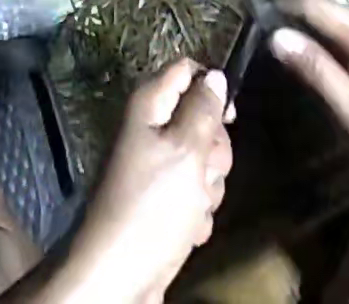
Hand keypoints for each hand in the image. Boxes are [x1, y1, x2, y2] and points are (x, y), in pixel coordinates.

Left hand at [59, 61, 232, 303]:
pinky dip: (196, 210)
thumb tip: (216, 75)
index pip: (187, 70)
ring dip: (207, 186)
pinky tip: (186, 228)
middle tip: (201, 170)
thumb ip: (204, 110)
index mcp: (149, 104)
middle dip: (213, 149)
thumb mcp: (186, 151)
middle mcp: (151, 127)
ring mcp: (156, 165)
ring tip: (190, 205)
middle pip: (201, 118)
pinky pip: (194, 192)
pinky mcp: (162, 199)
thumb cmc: (152, 206)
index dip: (212, 87)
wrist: (119, 277)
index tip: (228, 118)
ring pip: (203, 159)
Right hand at [270, 0, 348, 179]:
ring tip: (273, 44)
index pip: (313, 3)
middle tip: (258, 38)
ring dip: (298, 25)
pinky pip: (332, 24)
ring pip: (322, 12)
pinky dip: (313, 34)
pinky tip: (301, 53)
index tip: (251, 20)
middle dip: (287, 16)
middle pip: (317, 4)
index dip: (280, 7)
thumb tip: (275, 36)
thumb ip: (316, 70)